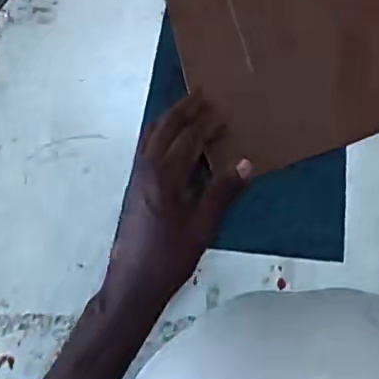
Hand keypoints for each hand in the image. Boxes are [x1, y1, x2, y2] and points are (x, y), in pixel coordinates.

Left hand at [105, 95, 249, 307]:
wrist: (132, 284)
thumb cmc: (170, 257)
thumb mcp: (203, 227)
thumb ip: (222, 192)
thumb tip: (246, 163)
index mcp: (166, 175)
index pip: (190, 139)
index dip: (208, 126)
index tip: (224, 116)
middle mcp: (148, 167)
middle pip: (166, 127)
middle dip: (185, 109)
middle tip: (201, 94)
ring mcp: (138, 174)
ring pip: (152, 133)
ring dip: (170, 117)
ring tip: (186, 107)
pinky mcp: (134, 183)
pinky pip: (146, 145)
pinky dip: (158, 131)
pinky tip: (169, 137)